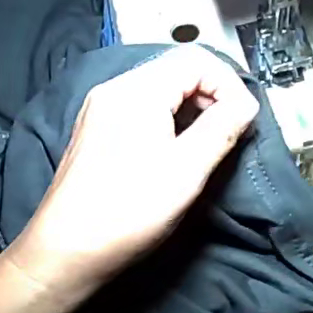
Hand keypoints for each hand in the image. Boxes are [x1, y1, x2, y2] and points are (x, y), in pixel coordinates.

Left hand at [6, 46, 259, 299]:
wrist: (65, 252)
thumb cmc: (124, 215)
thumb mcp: (187, 171)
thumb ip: (222, 129)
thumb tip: (247, 105)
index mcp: (136, 92)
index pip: (196, 60)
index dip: (230, 84)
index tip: (244, 118)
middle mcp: (114, 90)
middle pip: (177, 69)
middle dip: (213, 94)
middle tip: (230, 130)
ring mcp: (102, 109)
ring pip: (161, 88)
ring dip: (192, 108)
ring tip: (206, 144)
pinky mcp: (97, 130)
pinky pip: (143, 107)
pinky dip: (169, 119)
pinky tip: (176, 150)